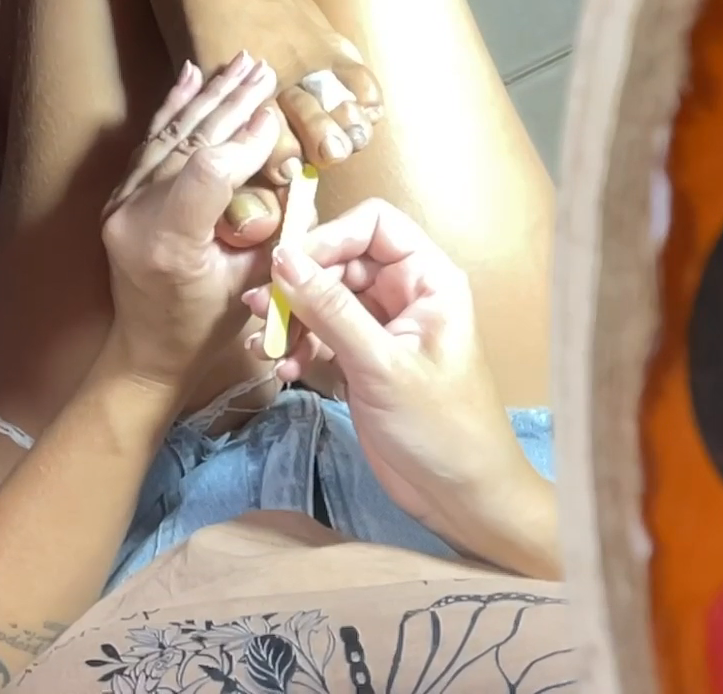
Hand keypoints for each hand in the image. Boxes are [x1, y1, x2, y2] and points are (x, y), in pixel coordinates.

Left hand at [100, 52, 282, 391]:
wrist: (144, 350)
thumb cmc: (204, 328)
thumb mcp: (250, 284)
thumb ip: (271, 226)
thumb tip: (289, 169)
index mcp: (169, 244)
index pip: (209, 169)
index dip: (247, 138)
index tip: (276, 112)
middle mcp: (133, 217)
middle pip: (189, 143)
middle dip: (231, 103)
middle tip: (262, 69)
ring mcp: (120, 205)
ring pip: (169, 136)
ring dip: (207, 97)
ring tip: (237, 63)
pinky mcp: (119, 199)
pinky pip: (149, 145)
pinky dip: (173, 109)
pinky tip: (189, 77)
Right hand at [243, 199, 555, 572]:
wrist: (459, 498)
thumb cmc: (439, 427)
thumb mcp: (381, 364)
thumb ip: (330, 309)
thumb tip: (281, 258)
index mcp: (426, 277)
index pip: (373, 224)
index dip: (330, 236)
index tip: (289, 265)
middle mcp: (401, 291)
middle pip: (339, 259)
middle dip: (299, 284)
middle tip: (263, 312)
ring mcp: (378, 323)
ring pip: (322, 296)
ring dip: (291, 318)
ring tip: (266, 346)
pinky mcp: (359, 354)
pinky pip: (318, 332)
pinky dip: (298, 345)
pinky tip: (284, 369)